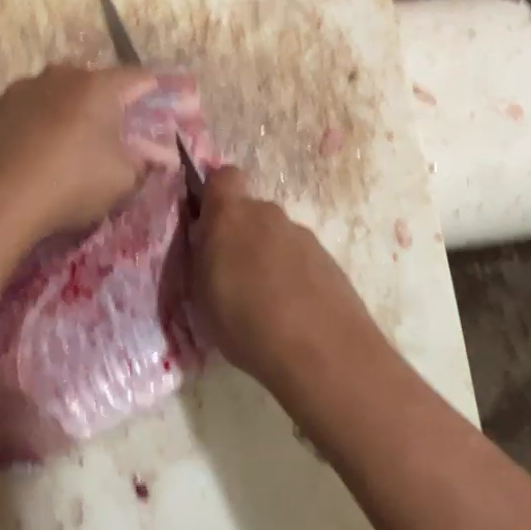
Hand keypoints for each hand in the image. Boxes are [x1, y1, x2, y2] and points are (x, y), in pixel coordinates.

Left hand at [0, 64, 168, 239]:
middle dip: (105, 104)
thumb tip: (158, 156)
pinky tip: (32, 154)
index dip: (151, 94)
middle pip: (92, 83)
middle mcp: (59, 76)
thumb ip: (144, 162)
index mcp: (97, 86)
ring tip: (66, 146)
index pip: (137, 78)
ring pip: (55, 94)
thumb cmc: (72, 184)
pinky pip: (25, 111)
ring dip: (66, 113)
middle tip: (110, 135)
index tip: (156, 111)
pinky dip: (34, 126)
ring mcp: (21, 90)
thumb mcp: (123, 181)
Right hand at [192, 167, 378, 384]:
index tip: (206, 223)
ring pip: (275, 237)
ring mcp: (303, 236)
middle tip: (231, 276)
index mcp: (231, 216)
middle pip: (250, 212)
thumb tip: (206, 239)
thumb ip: (201, 257)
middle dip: (239, 235)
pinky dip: (292, 276)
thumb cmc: (245, 322)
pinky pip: (299, 259)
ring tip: (264, 303)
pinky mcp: (329, 260)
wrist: (323, 352)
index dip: (213, 194)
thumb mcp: (201, 294)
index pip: (223, 177)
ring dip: (266, 258)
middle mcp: (269, 216)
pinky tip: (291, 313)